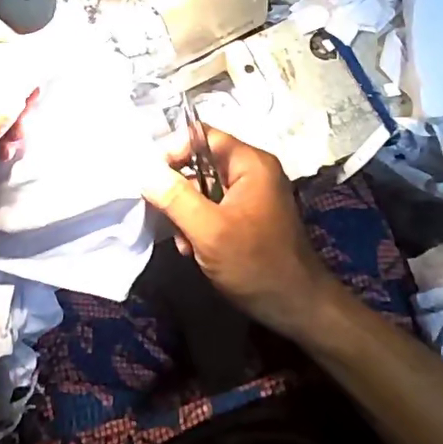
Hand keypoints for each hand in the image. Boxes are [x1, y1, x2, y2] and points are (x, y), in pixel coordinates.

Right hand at [139, 126, 349, 341]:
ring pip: (204, 190)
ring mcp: (252, 196)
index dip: (174, 150)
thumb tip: (146, 172)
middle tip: (167, 217)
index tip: (153, 179)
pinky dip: (200, 225)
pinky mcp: (249, 219)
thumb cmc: (255, 264)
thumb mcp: (209, 230)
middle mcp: (253, 173)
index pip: (203, 136)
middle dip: (179, 191)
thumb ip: (175, 197)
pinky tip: (195, 250)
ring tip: (185, 242)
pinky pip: (214, 209)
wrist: (296, 307)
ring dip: (187, 214)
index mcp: (251, 164)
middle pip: (201, 163)